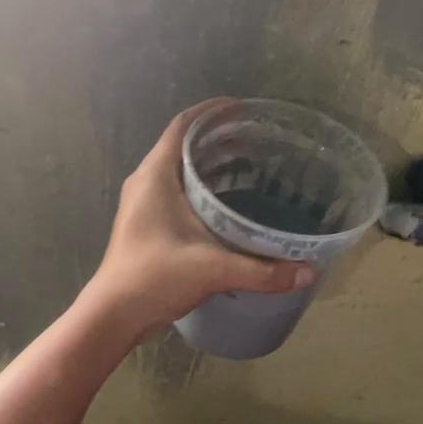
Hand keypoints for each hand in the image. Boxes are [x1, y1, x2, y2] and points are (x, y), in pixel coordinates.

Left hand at [82, 99, 315, 338]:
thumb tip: (308, 270)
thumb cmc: (155, 277)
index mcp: (155, 175)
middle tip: (256, 140)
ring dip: (209, 163)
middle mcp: (145, 181)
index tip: (242, 108)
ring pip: (178, 168)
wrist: (114, 315)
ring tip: (247, 166)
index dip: (211, 111)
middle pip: (183, 144)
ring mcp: (142, 203)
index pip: (183, 125)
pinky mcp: (145, 222)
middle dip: (218, 137)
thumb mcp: (212, 269)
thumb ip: (262, 270)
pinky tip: (226, 204)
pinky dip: (201, 186)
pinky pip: (175, 189)